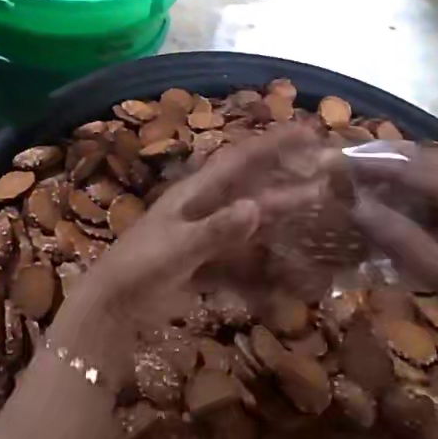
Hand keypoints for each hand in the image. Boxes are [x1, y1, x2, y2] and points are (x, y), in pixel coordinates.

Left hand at [81, 128, 324, 323]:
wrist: (112, 306)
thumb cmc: (141, 267)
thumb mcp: (178, 247)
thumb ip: (216, 230)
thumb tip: (256, 207)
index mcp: (195, 193)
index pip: (240, 161)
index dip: (273, 145)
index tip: (307, 132)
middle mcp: (204, 208)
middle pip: (251, 187)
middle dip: (286, 176)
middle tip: (325, 166)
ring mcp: (205, 236)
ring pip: (249, 220)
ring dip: (279, 213)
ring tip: (316, 205)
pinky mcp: (204, 263)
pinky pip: (241, 255)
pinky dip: (261, 259)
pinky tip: (286, 265)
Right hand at [346, 145, 437, 370]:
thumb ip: (398, 237)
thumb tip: (355, 206)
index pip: (418, 167)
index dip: (373, 164)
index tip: (335, 164)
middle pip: (430, 165)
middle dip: (385, 169)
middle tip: (342, 176)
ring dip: (403, 185)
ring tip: (361, 192)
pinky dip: (425, 202)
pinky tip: (399, 213)